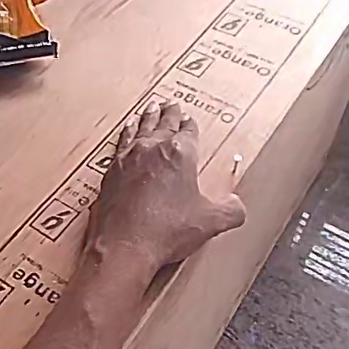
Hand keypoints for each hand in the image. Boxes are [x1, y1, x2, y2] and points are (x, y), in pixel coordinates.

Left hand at [87, 103, 245, 275]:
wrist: (125, 245)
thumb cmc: (166, 231)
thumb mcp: (210, 223)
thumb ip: (230, 211)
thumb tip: (238, 206)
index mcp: (181, 154)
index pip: (189, 132)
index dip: (191, 125)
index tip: (190, 119)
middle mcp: (153, 148)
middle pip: (164, 123)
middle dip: (170, 113)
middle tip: (171, 104)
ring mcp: (129, 157)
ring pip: (141, 128)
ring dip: (148, 117)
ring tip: (150, 107)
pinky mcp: (111, 171)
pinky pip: (121, 142)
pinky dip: (126, 132)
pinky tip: (126, 129)